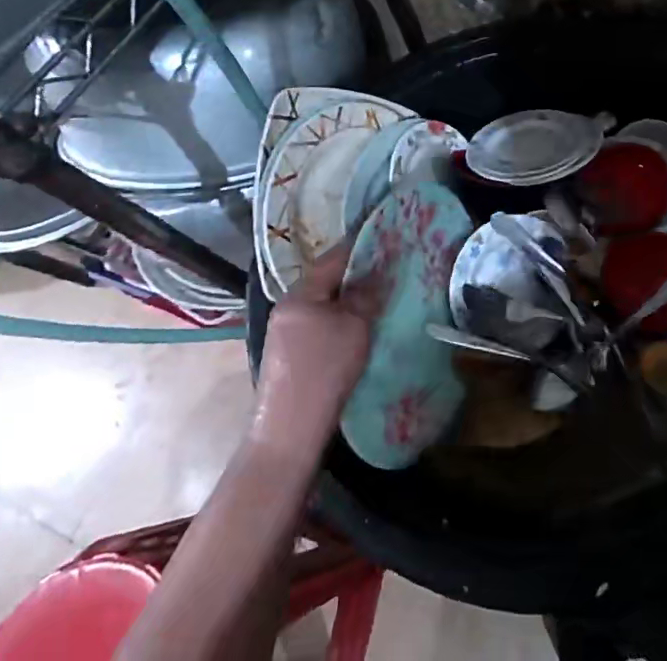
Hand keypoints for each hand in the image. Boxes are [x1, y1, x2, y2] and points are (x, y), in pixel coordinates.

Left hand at [254, 242, 382, 454]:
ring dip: (344, 302)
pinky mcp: (285, 354)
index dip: (359, 248)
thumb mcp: (354, 328)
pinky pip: (314, 325)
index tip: (383, 240)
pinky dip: (334, 322)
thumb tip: (374, 276)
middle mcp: (286, 305)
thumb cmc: (324, 370)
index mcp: (300, 293)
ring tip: (373, 302)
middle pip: (324, 282)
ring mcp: (282, 330)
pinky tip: (352, 332)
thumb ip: (364, 298)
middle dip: (353, 277)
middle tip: (384, 275)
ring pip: (319, 305)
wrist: (290, 426)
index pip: (332, 259)